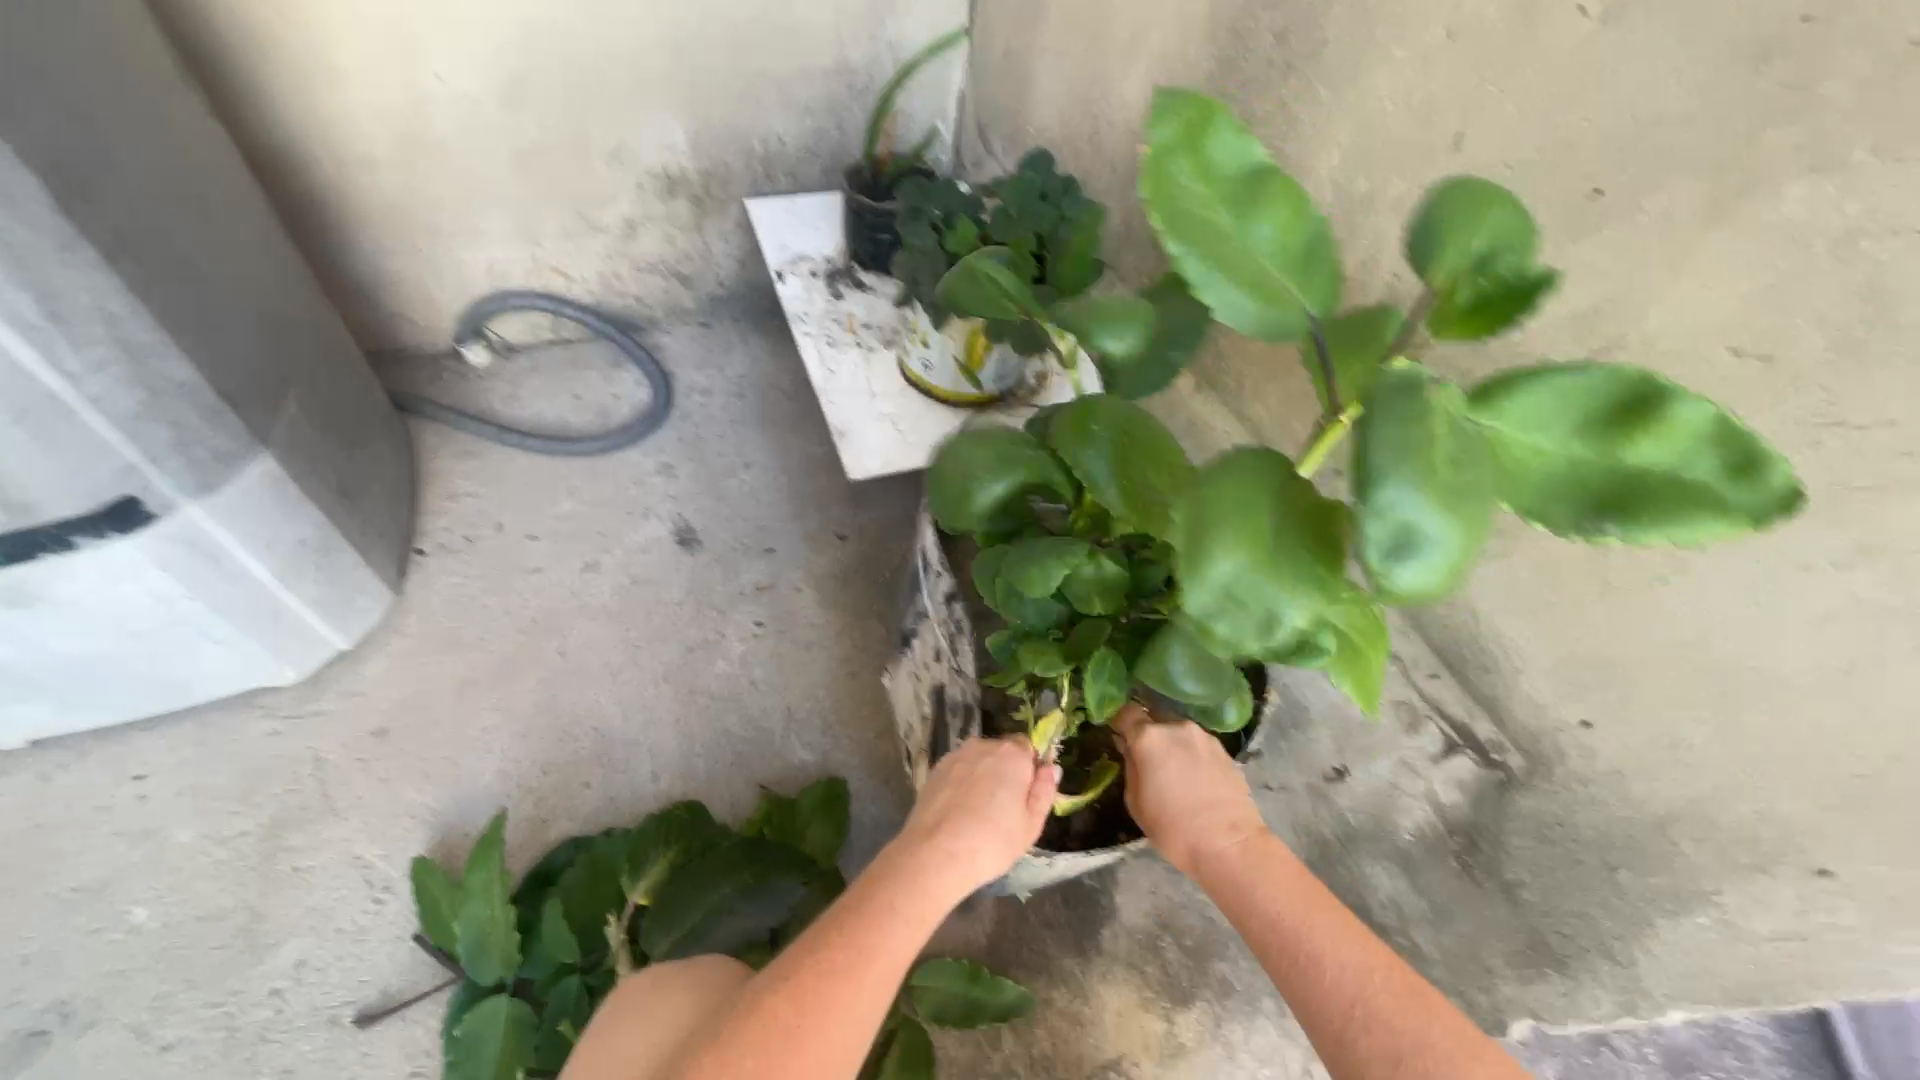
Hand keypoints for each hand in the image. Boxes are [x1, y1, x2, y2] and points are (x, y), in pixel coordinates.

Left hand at [888, 736, 1058, 898]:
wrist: (936, 854)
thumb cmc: (993, 841)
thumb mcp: (1032, 824)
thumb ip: (1045, 790)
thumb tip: (1051, 767)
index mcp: (1012, 754)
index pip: (1028, 747)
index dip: (1030, 769)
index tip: (1026, 795)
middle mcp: (983, 746)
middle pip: (1002, 752)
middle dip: (1006, 772)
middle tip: (1004, 809)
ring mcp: (956, 756)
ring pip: (978, 761)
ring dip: (983, 777)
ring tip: (979, 813)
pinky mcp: (935, 770)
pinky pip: (958, 771)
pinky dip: (962, 784)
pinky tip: (959, 811)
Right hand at [1112, 703, 1268, 880]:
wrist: (1229, 845)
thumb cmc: (1173, 828)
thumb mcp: (1135, 802)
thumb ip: (1129, 766)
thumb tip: (1129, 748)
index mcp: (1149, 738)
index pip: (1127, 713)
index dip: (1120, 723)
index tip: (1119, 737)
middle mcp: (1177, 727)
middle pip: (1155, 717)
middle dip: (1147, 731)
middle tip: (1145, 755)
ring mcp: (1204, 736)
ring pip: (1178, 730)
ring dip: (1171, 742)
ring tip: (1173, 769)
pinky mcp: (1224, 749)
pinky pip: (1198, 743)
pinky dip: (1190, 752)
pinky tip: (1194, 776)